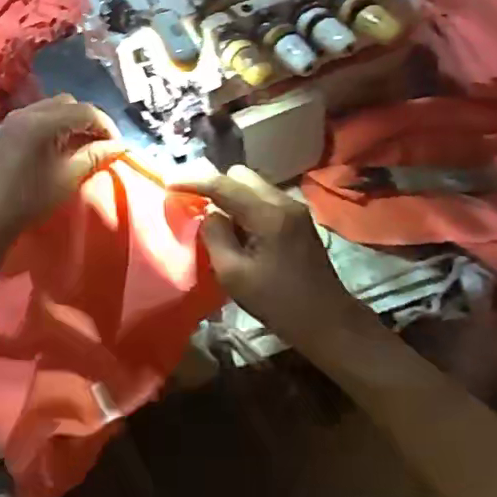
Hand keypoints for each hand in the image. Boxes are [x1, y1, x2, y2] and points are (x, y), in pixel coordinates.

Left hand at [0, 95, 125, 241]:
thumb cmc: (30, 199)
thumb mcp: (69, 177)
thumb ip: (95, 156)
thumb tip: (119, 146)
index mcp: (44, 122)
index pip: (86, 111)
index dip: (107, 126)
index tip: (117, 146)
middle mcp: (29, 111)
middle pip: (70, 103)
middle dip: (90, 120)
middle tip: (102, 144)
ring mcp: (16, 117)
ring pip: (55, 106)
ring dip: (73, 120)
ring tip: (84, 145)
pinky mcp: (9, 127)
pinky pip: (40, 114)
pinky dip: (57, 123)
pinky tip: (62, 144)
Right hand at [177, 165, 366, 348]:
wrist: (328, 321)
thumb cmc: (278, 303)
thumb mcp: (233, 275)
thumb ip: (215, 236)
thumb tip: (209, 213)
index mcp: (267, 214)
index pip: (223, 184)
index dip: (192, 180)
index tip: (168, 183)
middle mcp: (283, 201)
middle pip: (240, 175)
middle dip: (214, 184)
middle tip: (194, 203)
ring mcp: (294, 207)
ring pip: (252, 184)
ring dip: (230, 195)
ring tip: (214, 218)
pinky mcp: (298, 218)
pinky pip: (263, 197)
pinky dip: (245, 204)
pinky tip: (238, 228)